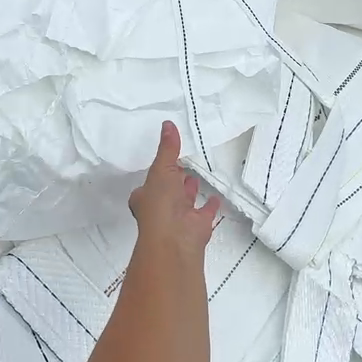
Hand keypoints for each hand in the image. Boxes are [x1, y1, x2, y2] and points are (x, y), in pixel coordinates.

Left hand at [129, 121, 221, 253]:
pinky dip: (209, 206)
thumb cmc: (160, 203)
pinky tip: (215, 198)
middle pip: (168, 193)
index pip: (150, 183)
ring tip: (196, 178)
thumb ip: (167, 149)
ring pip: (185, 202)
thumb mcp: (161, 169)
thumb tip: (167, 123)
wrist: (175, 238)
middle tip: (182, 169)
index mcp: (146, 197)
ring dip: (189, 192)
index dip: (157, 173)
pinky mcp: (196, 226)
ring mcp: (179, 219)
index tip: (166, 162)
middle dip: (174, 182)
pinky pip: (204, 212)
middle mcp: (160, 209)